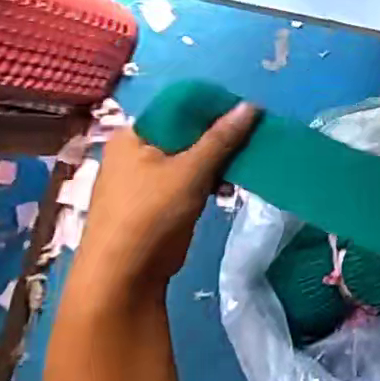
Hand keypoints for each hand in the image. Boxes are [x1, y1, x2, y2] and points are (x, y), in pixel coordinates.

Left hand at [72, 102, 259, 299]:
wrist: (125, 275)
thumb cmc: (150, 214)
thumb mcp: (190, 171)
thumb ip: (222, 138)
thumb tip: (252, 105)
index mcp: (133, 136)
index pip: (177, 107)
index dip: (212, 106)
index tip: (246, 109)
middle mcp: (137, 151)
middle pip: (187, 132)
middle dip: (220, 136)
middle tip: (254, 134)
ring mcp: (148, 177)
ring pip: (193, 157)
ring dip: (220, 160)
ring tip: (249, 159)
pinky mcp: (162, 200)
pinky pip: (192, 179)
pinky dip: (212, 179)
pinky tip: (232, 185)